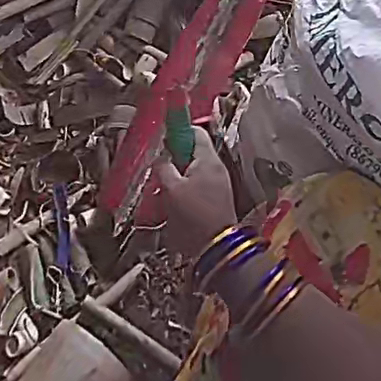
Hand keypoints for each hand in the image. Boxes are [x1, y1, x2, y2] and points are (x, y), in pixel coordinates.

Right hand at [153, 126, 237, 257]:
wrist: (216, 249)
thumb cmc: (193, 216)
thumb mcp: (171, 190)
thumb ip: (164, 168)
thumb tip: (160, 157)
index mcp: (208, 160)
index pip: (196, 131)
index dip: (179, 131)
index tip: (164, 139)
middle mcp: (217, 167)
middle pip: (195, 150)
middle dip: (176, 156)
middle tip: (161, 166)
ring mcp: (220, 183)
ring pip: (196, 168)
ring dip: (180, 173)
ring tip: (165, 185)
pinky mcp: (218, 198)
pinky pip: (200, 183)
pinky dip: (187, 186)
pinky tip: (175, 200)